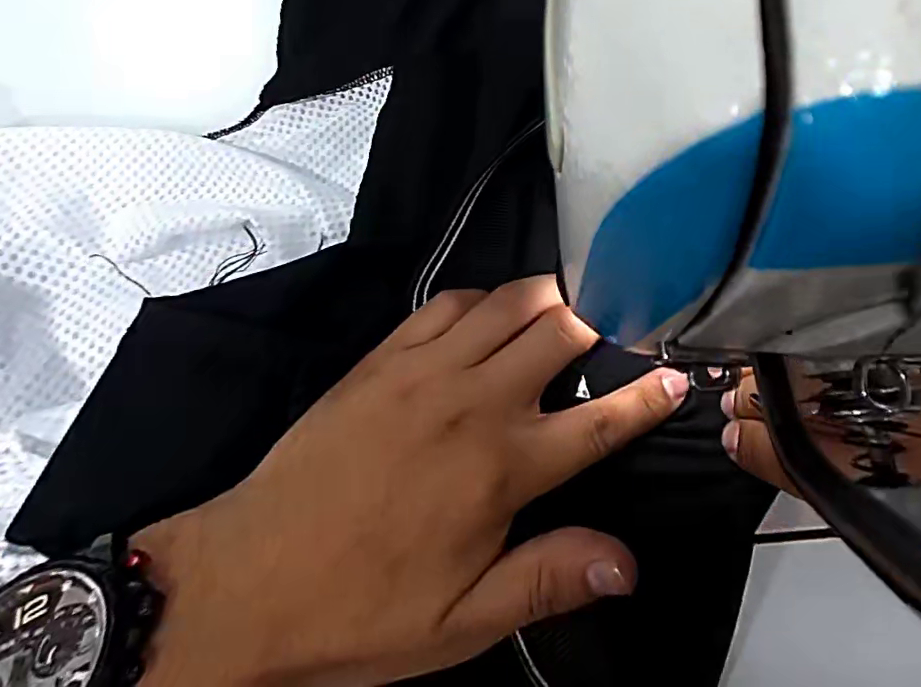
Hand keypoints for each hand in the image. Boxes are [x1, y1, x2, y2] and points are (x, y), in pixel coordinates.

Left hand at [135, 277, 690, 686]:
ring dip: (549, 299)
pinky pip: (451, 302)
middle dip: (601, 324)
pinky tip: (489, 316)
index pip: (599, 421)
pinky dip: (485, 300)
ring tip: (564, 312)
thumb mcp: (461, 622)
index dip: (646, 397)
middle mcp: (476, 403)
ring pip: (512, 301)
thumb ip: (548, 580)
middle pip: (563, 332)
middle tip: (612, 334)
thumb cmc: (362, 607)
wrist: (245, 579)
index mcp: (503, 468)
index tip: (674, 375)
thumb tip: (627, 564)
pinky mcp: (387, 354)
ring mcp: (428, 369)